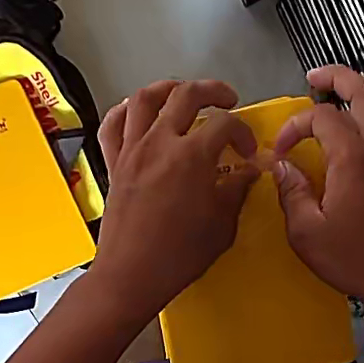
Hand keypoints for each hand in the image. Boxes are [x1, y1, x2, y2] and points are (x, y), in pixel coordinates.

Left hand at [87, 79, 259, 323]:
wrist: (132, 274)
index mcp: (192, 156)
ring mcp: (132, 150)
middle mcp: (159, 143)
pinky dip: (125, 110)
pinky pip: (113, 124)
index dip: (243, 133)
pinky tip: (137, 112)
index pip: (225, 125)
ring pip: (144, 98)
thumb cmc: (181, 254)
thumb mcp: (222, 225)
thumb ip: (236, 191)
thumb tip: (248, 172)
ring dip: (168, 88)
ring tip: (182, 93)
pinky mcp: (113, 163)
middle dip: (212, 91)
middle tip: (227, 100)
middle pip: (185, 95)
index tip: (249, 153)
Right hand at [263, 66, 363, 323]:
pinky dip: (363, 131)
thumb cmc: (362, 262)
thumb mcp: (307, 233)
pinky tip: (346, 152)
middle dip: (339, 76)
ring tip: (330, 109)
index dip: (294, 126)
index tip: (282, 150)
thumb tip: (282, 171)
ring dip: (354, 104)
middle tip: (318, 76)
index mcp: (354, 160)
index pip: (320, 117)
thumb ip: (290, 193)